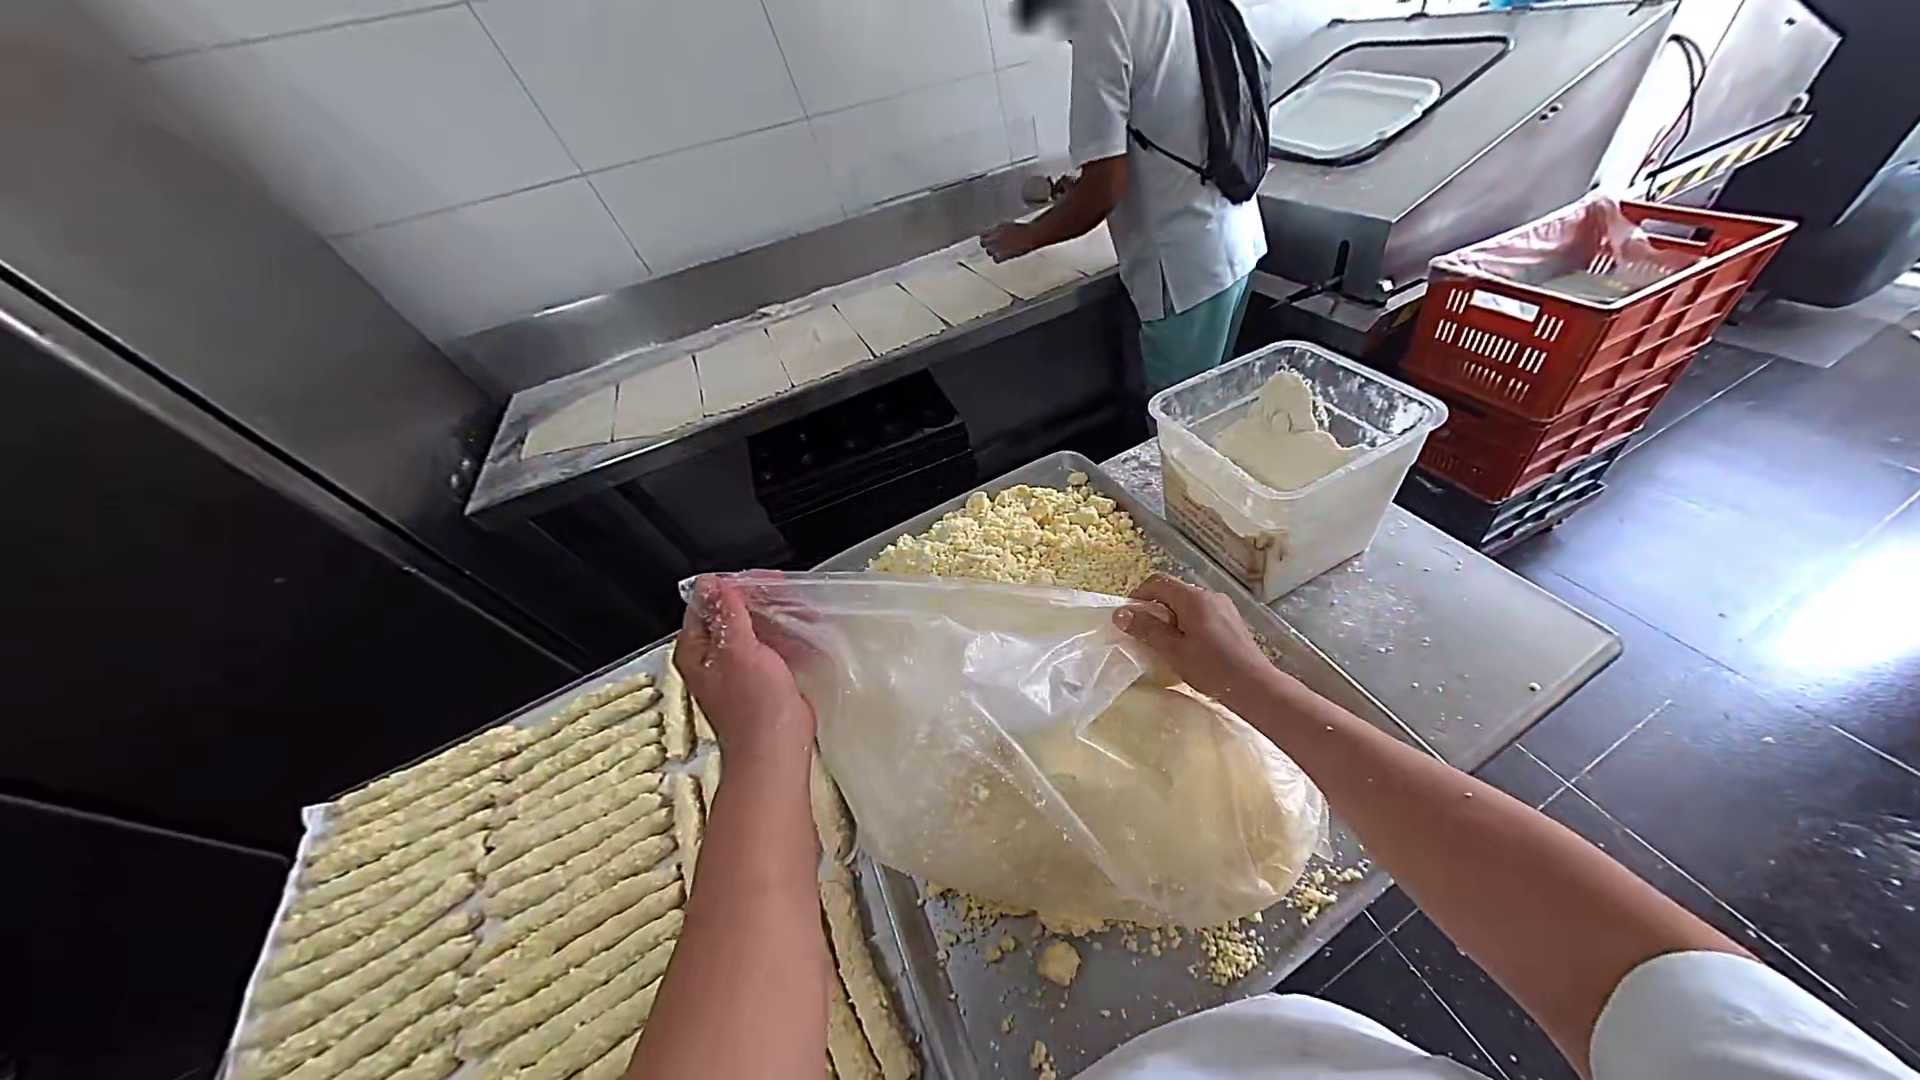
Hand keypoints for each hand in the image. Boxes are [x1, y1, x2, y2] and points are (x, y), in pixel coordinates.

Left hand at [676, 576, 815, 765]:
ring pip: (755, 630)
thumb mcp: (738, 649)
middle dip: (759, 601)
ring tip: (801, 608)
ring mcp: (738, 669)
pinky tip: (804, 630)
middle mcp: (713, 658)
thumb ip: (727, 613)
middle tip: (784, 590)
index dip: (732, 587)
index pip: (706, 604)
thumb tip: (712, 584)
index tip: (759, 580)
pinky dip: (786, 636)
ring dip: (777, 617)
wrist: (777, 746)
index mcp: (696, 650)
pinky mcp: (761, 679)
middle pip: (732, 614)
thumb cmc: (754, 705)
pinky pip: (771, 647)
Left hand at [981, 222, 1036, 262]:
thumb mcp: (1009, 226)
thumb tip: (994, 233)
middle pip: (983, 243)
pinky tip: (1003, 257)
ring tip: (1000, 251)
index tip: (987, 240)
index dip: (985, 237)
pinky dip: (998, 258)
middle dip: (987, 245)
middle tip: (992, 246)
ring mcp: (998, 246)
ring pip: (988, 251)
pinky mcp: (1002, 255)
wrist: (1031, 236)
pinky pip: (995, 259)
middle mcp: (995, 236)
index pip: (983, 234)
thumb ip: (999, 230)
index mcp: (997, 228)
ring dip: (992, 251)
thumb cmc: (1024, 230)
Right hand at [1114, 574, 1278, 701]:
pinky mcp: (1231, 621)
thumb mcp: (1172, 650)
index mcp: (1193, 598)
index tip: (1127, 616)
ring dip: (1170, 617)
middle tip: (1143, 633)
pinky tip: (1187, 647)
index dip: (1138, 595)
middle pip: (1173, 592)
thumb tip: (1120, 614)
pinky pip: (1201, 614)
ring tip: (1164, 642)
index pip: (1158, 582)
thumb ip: (1146, 628)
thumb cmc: (1211, 668)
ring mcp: (1223, 607)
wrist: (1255, 687)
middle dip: (1154, 608)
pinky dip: (1186, 623)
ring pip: (1187, 604)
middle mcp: (1209, 596)